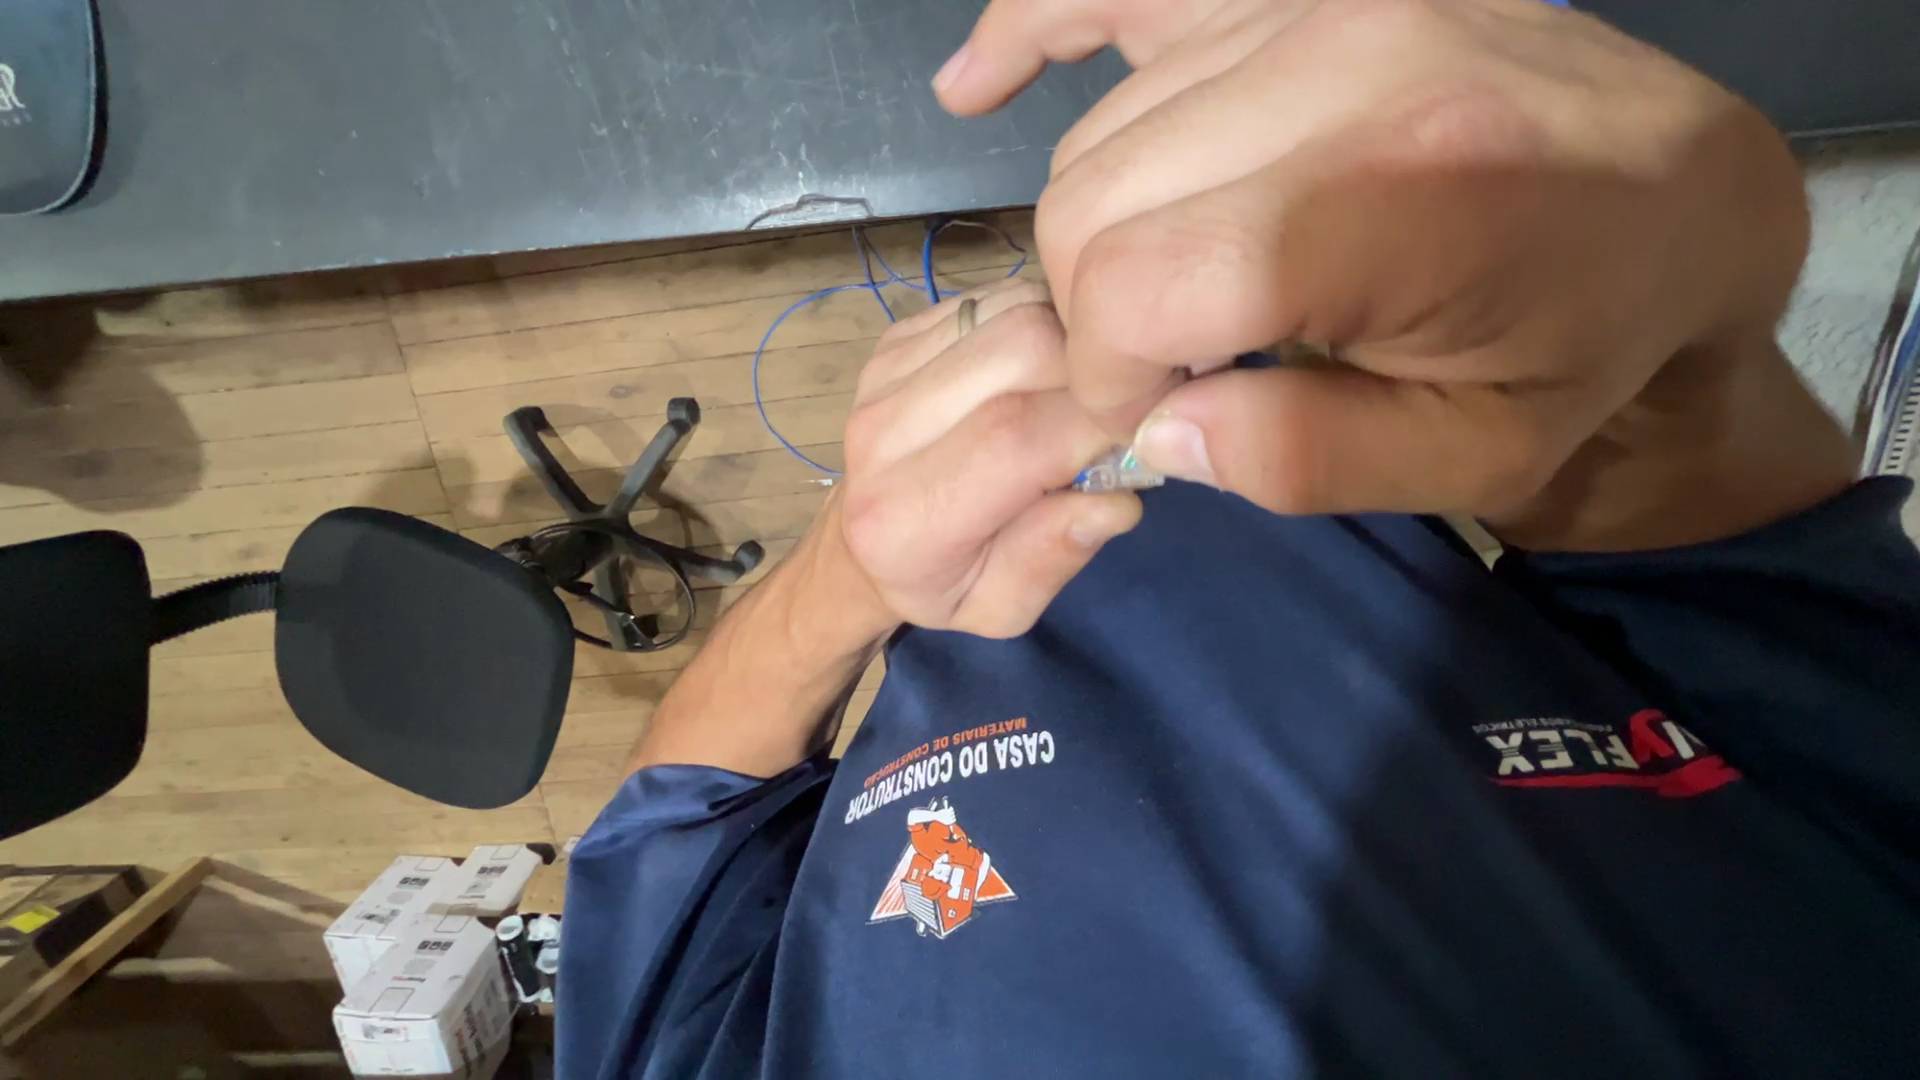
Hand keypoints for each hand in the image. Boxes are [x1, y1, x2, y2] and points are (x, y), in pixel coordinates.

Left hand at [810, 277, 1142, 638]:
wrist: (860, 544)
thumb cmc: (938, 583)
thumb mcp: (999, 609)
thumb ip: (1050, 559)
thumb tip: (1117, 501)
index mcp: (908, 516)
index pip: (1017, 437)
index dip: (1101, 418)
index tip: (1155, 425)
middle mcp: (884, 432)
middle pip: (1020, 349)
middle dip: (1097, 364)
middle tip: (1135, 396)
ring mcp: (886, 373)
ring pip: (1012, 311)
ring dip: (1074, 334)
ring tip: (1094, 380)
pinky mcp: (897, 338)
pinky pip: (992, 300)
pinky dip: (1041, 317)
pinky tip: (1053, 359)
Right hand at [936, 0, 1846, 548]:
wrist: (1678, 221)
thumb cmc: (1575, 359)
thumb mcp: (1464, 462)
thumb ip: (1298, 461)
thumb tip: (1152, 426)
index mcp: (1394, 197)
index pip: (1137, 287)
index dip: (1111, 377)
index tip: (1152, 420)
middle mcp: (1341, 59)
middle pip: (1089, 210)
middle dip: (1096, 321)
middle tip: (1164, 370)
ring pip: (1093, 148)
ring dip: (1098, 246)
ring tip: (1169, 295)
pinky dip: (1032, 30)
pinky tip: (974, 80)